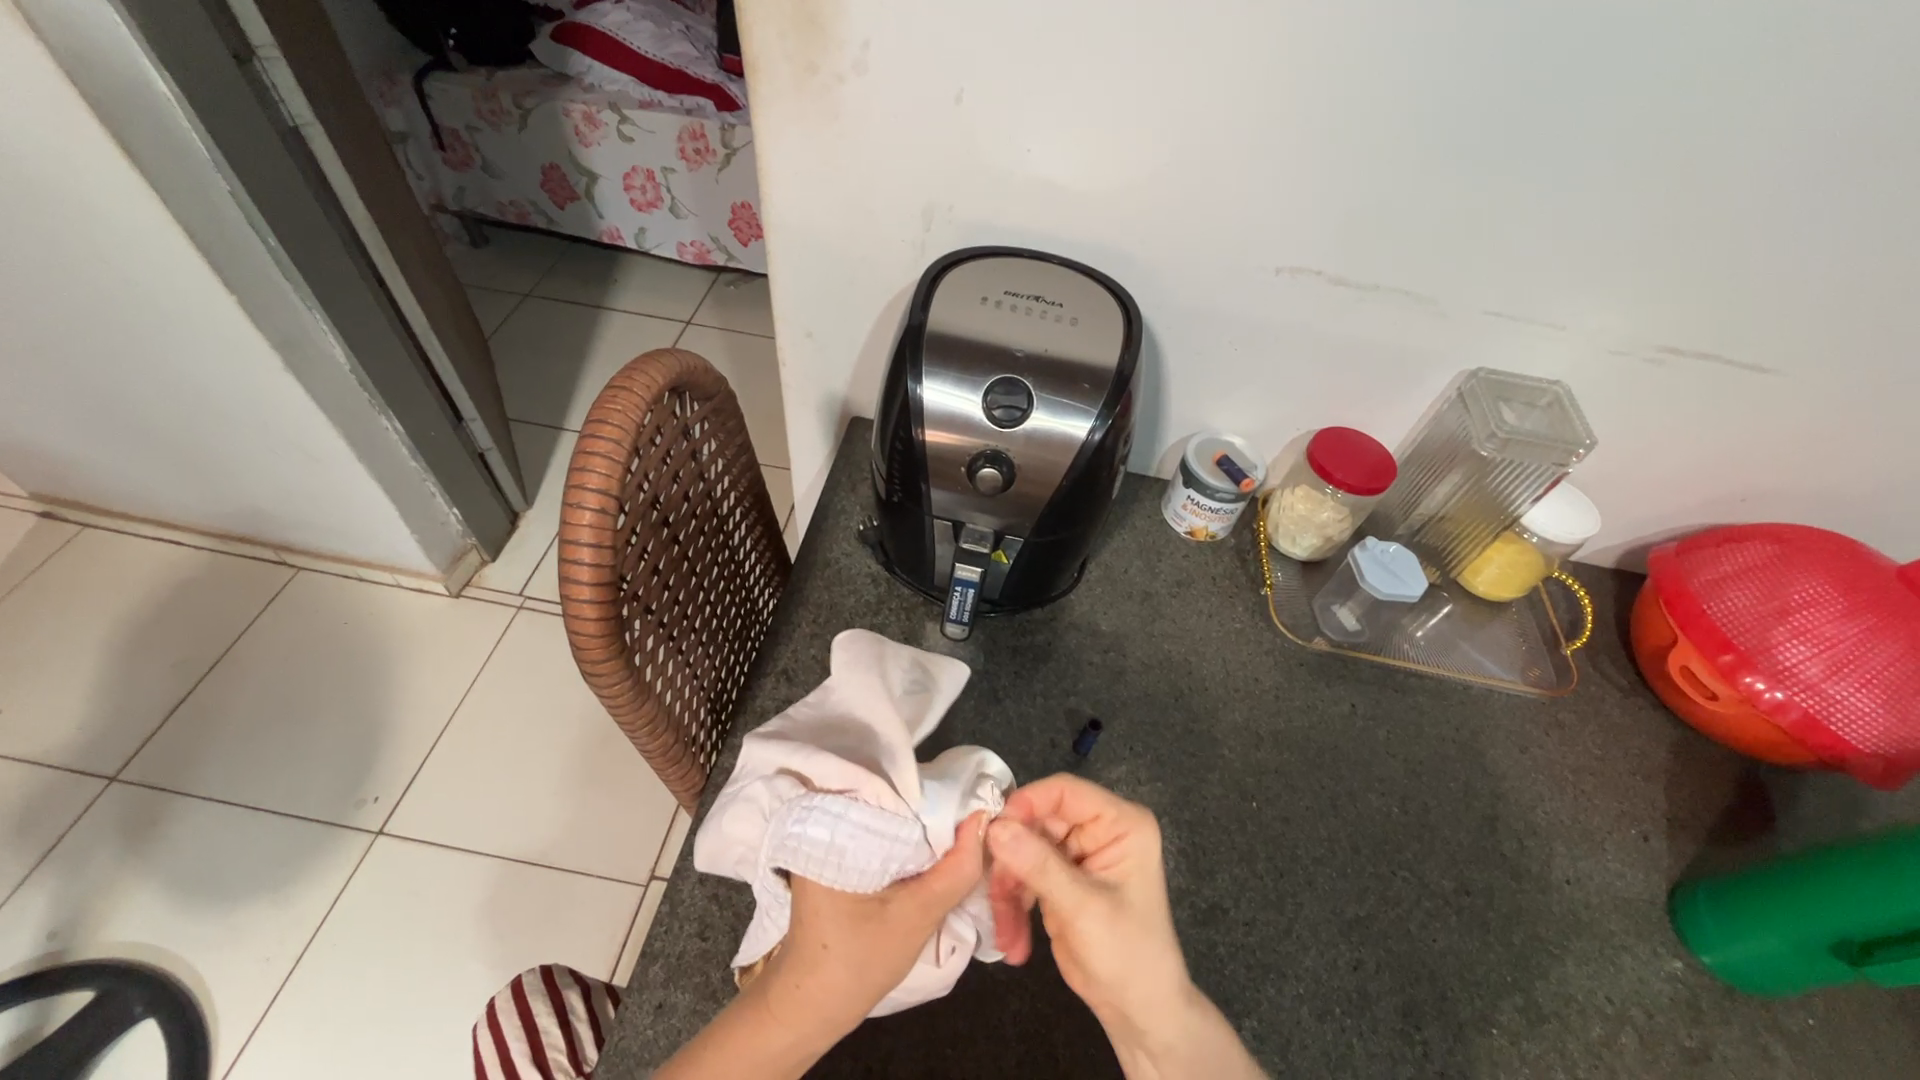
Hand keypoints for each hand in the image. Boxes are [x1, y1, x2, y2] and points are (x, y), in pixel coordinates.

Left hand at [754, 810, 990, 1042]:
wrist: (810, 1006)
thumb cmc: (856, 961)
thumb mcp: (917, 915)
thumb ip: (956, 869)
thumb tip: (985, 819)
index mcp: (832, 823)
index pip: (893, 785)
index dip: (936, 789)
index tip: (972, 795)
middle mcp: (825, 821)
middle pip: (892, 800)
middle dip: (931, 807)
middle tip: (972, 815)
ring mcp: (829, 839)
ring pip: (889, 819)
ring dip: (920, 827)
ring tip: (959, 829)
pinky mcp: (837, 858)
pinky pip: (880, 837)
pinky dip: (906, 844)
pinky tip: (932, 852)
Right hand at [989, 775, 1264, 1078]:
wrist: (1139, 1010)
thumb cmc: (1127, 954)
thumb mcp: (1083, 908)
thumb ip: (1039, 865)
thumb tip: (995, 827)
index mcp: (1120, 823)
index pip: (1063, 791)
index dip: (1026, 805)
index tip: (993, 832)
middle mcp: (1097, 830)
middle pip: (1036, 820)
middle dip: (1011, 858)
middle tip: (992, 890)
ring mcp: (1076, 855)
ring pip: (1022, 849)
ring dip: (1008, 888)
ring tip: (1006, 930)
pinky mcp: (1058, 879)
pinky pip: (1022, 875)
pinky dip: (1012, 904)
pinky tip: (1014, 941)